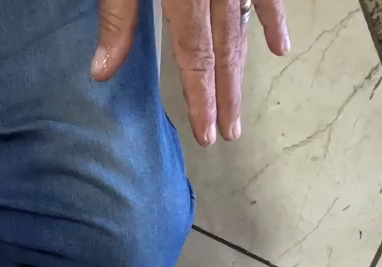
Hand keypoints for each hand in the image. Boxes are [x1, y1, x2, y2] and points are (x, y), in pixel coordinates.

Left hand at [92, 0, 289, 144]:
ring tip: (242, 107)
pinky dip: (273, 17)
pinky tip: (279, 45)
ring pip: (244, 25)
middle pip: (225, 49)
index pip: (195, 57)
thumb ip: (118, 15)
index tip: (206, 134)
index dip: (201, 98)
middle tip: (230, 135)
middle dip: (226, 95)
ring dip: (244, 69)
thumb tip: (102, 73)